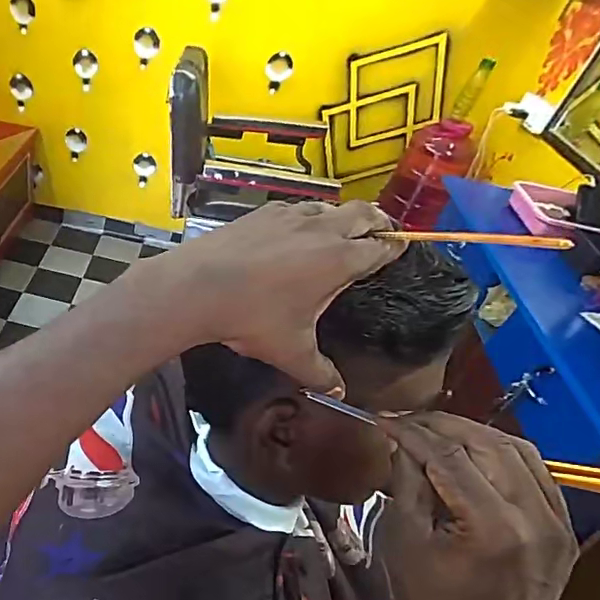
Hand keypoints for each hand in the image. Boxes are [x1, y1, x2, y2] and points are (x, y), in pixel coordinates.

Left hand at [140, 201, 401, 391]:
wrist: (197, 287)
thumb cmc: (251, 318)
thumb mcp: (290, 352)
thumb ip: (318, 372)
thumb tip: (338, 392)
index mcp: (340, 260)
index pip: (382, 246)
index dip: (395, 247)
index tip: (402, 248)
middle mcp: (322, 230)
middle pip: (364, 214)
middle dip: (378, 222)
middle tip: (380, 233)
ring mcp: (290, 216)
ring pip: (330, 207)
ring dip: (342, 215)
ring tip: (341, 229)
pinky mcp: (261, 212)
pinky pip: (296, 208)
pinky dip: (306, 216)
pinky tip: (294, 229)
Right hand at [378, 413, 576, 599]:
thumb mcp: (405, 546)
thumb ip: (406, 488)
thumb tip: (402, 445)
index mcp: (493, 526)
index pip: (449, 457)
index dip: (412, 433)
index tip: (383, 420)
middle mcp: (535, 515)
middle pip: (487, 444)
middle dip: (442, 426)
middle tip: (405, 420)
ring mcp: (558, 520)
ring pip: (517, 450)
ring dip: (473, 433)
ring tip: (435, 430)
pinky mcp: (564, 526)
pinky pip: (535, 471)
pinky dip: (500, 453)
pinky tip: (472, 452)